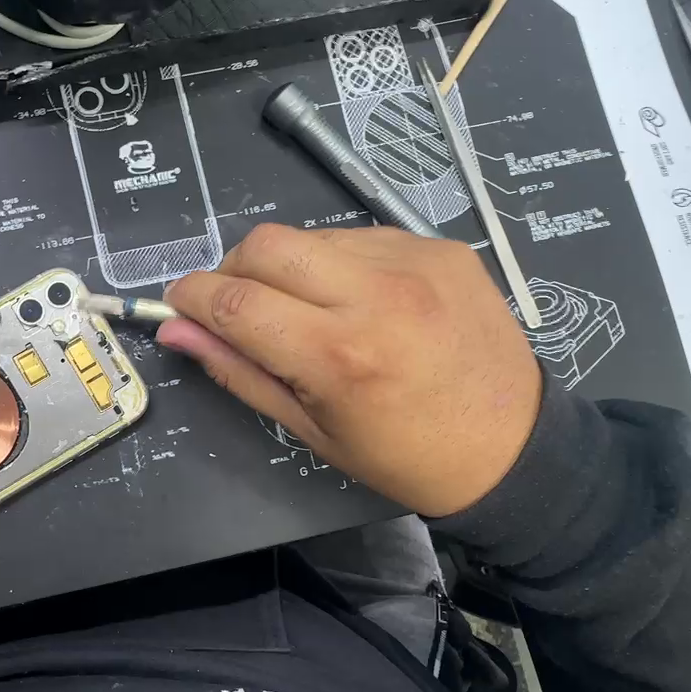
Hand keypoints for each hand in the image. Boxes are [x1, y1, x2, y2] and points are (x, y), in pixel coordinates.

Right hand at [159, 224, 541, 516]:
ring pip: (307, 235)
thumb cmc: (401, 455)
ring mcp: (412, 261)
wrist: (514, 448)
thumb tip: (176, 331)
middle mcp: (374, 294)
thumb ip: (237, 371)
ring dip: (284, 267)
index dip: (191, 297)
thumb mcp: (308, 429)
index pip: (234, 301)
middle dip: (231, 271)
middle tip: (238, 307)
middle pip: (263, 245)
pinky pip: (355, 236)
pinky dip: (333, 262)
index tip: (178, 305)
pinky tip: (354, 298)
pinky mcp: (438, 246)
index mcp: (338, 354)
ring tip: (306, 308)